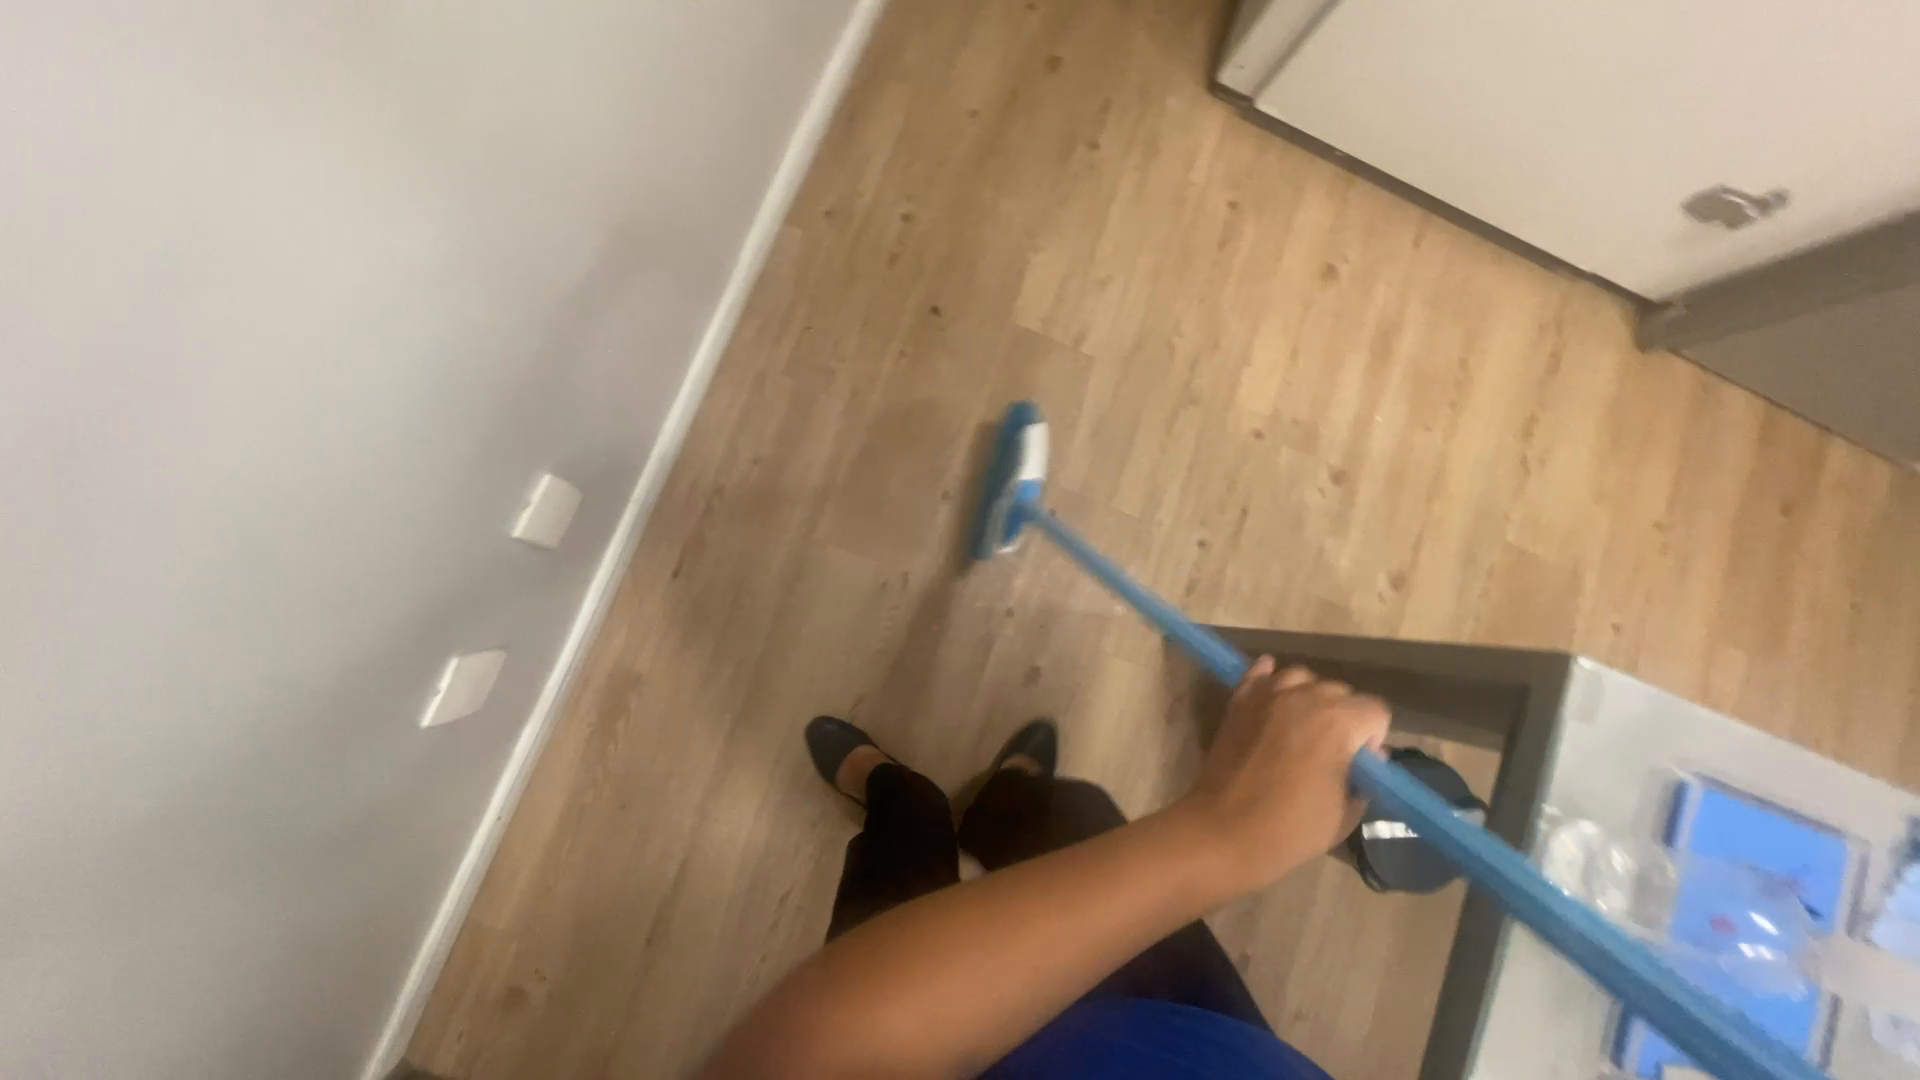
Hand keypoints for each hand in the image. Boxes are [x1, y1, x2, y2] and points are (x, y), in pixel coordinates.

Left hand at [1174, 657, 1390, 892]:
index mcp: (1339, 721)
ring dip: (1308, 696)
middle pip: (1338, 691)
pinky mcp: (1238, 702)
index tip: (1359, 763)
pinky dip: (1269, 678)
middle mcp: (1304, 697)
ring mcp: (1266, 695)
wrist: (1226, 828)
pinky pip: (1258, 676)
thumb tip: (1367, 757)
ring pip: (1300, 677)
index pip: (1375, 709)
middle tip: (1331, 751)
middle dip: (1344, 716)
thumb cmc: (1292, 827)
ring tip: (1302, 728)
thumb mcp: (1346, 811)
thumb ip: (1364, 778)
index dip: (1373, 737)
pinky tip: (1273, 689)